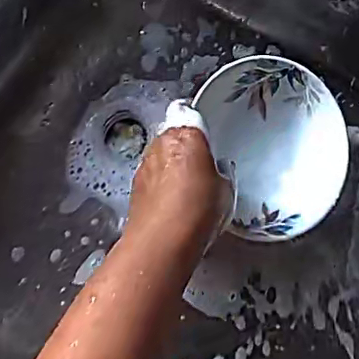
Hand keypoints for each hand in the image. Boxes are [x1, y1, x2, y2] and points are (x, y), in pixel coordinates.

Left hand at [126, 121, 231, 256]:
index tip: (207, 138)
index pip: (190, 113)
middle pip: (174, 135)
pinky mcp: (133, 189)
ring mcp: (144, 165)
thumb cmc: (197, 209)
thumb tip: (214, 174)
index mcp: (186, 134)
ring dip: (170, 165)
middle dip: (184, 146)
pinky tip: (171, 204)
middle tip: (201, 165)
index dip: (198, 125)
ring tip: (186, 187)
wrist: (160, 246)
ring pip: (161, 156)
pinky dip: (159, 185)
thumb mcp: (224, 187)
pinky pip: (151, 178)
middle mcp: (161, 143)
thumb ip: (219, 170)